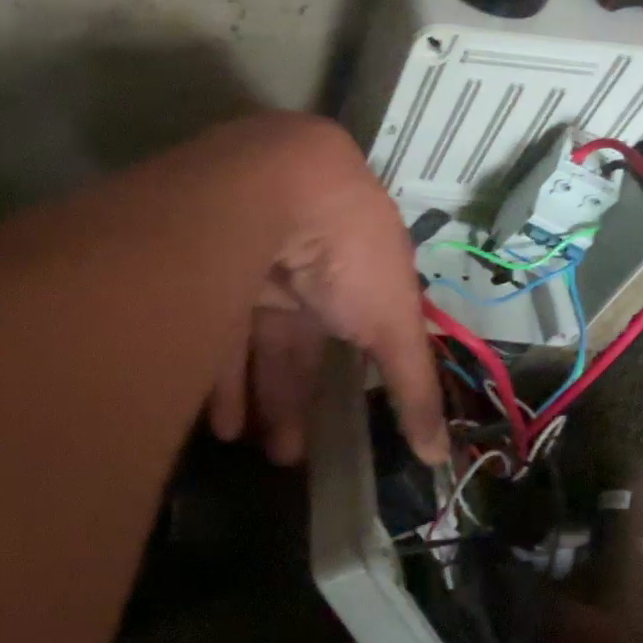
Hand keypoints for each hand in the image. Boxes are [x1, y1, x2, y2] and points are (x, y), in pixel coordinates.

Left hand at [206, 127, 447, 466]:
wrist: (274, 184)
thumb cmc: (351, 252)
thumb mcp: (393, 323)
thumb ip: (413, 387)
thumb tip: (439, 456)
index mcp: (353, 270)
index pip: (348, 333)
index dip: (340, 383)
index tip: (333, 434)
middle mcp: (300, 266)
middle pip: (292, 341)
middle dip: (288, 399)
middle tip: (283, 457)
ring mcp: (249, 264)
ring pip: (247, 337)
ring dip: (247, 393)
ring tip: (240, 444)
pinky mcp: (203, 270)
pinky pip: (209, 327)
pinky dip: (213, 371)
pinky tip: (216, 418)